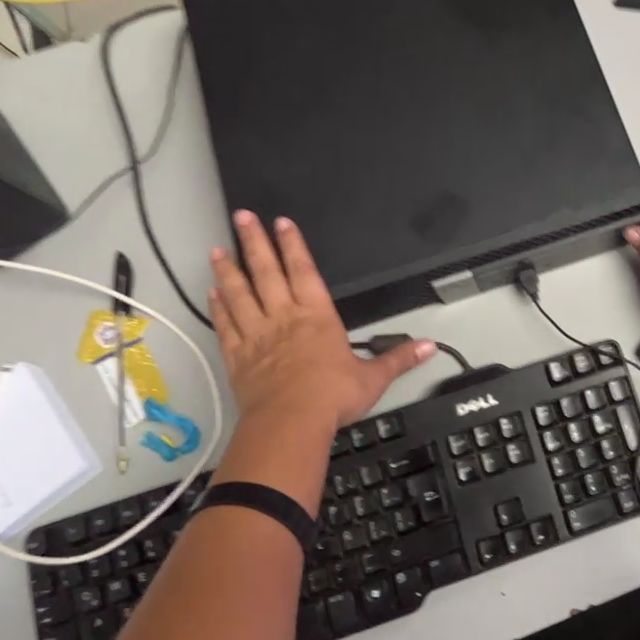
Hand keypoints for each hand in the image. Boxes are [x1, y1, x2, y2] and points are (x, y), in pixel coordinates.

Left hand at [209, 211, 434, 432]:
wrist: (290, 422)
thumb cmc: (332, 396)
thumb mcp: (373, 377)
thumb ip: (398, 359)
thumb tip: (428, 347)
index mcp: (318, 316)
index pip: (304, 271)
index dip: (293, 244)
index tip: (281, 223)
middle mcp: (284, 318)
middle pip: (266, 272)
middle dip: (254, 242)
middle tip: (242, 217)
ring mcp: (258, 335)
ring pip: (240, 294)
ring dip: (229, 270)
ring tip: (218, 249)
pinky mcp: (238, 357)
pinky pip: (226, 326)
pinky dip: (218, 308)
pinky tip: (212, 294)